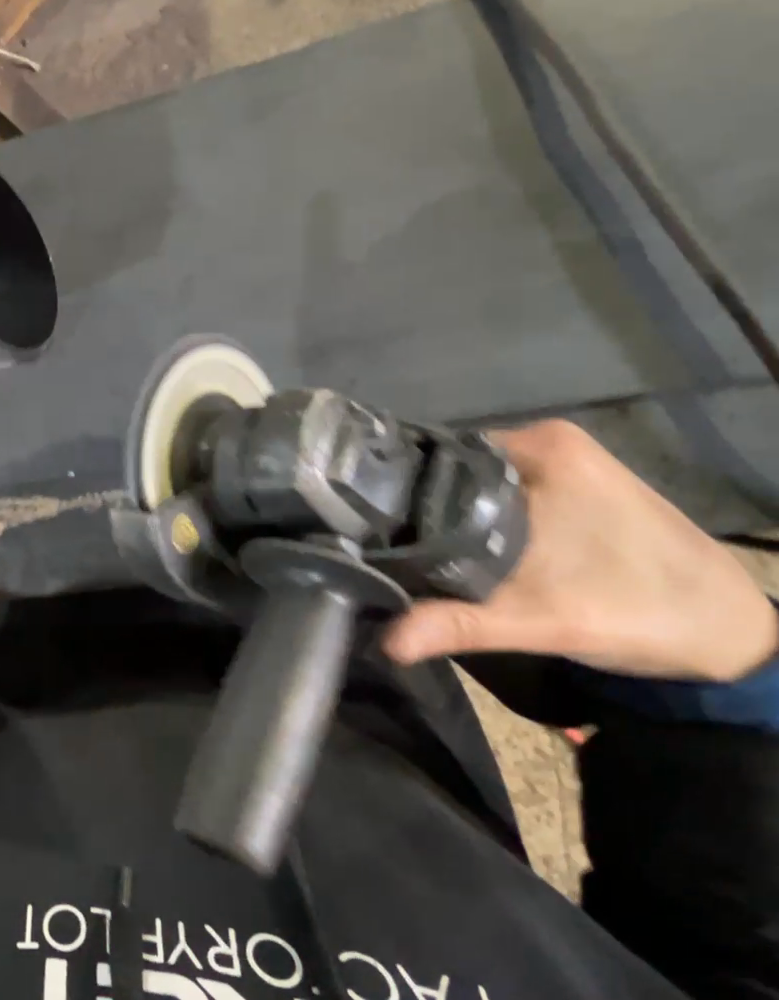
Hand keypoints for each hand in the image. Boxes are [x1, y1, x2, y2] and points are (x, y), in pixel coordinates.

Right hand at [385, 420, 777, 681]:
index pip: (433, 459)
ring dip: (438, 523)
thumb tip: (385, 642)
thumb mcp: (541, 618)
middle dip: (413, 513)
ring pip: (466, 490)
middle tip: (369, 551)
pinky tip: (446, 556)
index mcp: (540, 447)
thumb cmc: (641, 610)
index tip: (356, 531)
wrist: (729, 636)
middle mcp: (544, 444)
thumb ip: (460, 623)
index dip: (392, 497)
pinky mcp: (564, 491)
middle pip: (446, 474)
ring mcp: (557, 467)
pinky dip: (468, 527)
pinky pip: (492, 501)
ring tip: (397, 556)